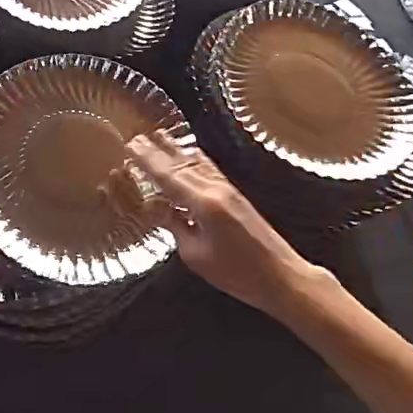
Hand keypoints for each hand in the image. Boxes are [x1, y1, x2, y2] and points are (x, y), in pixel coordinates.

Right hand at [123, 133, 321, 311]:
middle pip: (182, 163)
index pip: (168, 175)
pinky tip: (192, 156)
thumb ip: (174, 226)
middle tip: (140, 136)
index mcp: (204, 202)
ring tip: (161, 137)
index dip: (148, 159)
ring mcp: (229, 191)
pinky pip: (210, 170)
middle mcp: (216, 189)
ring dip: (177, 150)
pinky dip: (195, 161)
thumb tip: (154, 208)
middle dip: (159, 150)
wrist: (280, 276)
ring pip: (197, 163)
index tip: (132, 145)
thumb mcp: (195, 255)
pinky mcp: (236, 197)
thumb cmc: (238, 273)